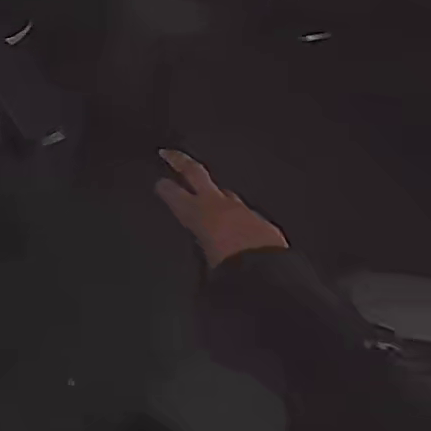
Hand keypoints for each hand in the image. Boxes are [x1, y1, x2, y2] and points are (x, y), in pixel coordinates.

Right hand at [154, 149, 288, 267]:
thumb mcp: (202, 259)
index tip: (158, 183)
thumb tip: (197, 252)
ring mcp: (242, 209)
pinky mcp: (263, 221)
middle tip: (169, 153)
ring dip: (216, 193)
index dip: (162, 186)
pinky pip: (247, 214)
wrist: (271, 276)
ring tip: (210, 198)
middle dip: (179, 161)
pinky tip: (240, 226)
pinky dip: (239, 217)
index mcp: (195, 212)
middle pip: (195, 173)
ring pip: (225, 192)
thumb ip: (197, 246)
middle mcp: (217, 204)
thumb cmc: (230, 269)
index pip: (170, 190)